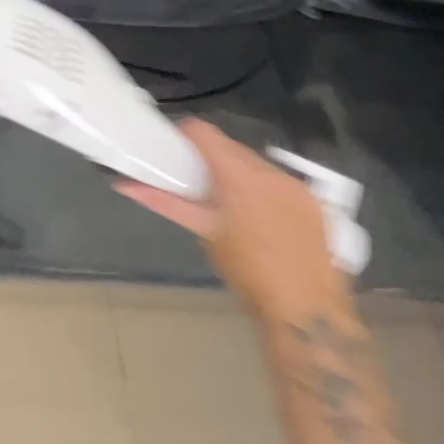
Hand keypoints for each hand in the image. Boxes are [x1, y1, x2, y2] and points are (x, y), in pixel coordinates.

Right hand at [115, 119, 343, 316]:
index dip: (186, 135)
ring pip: (259, 164)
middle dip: (213, 157)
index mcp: (239, 177)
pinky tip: (263, 216)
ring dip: (240, 173)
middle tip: (199, 182)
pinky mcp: (318, 203)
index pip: (204, 132)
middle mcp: (271, 173)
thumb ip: (167, 203)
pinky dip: (266, 189)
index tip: (177, 151)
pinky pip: (283, 182)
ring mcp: (299, 187)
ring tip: (231, 202)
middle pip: (232, 147)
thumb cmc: (247, 272)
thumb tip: (125, 186)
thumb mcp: (204, 234)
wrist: (307, 311)